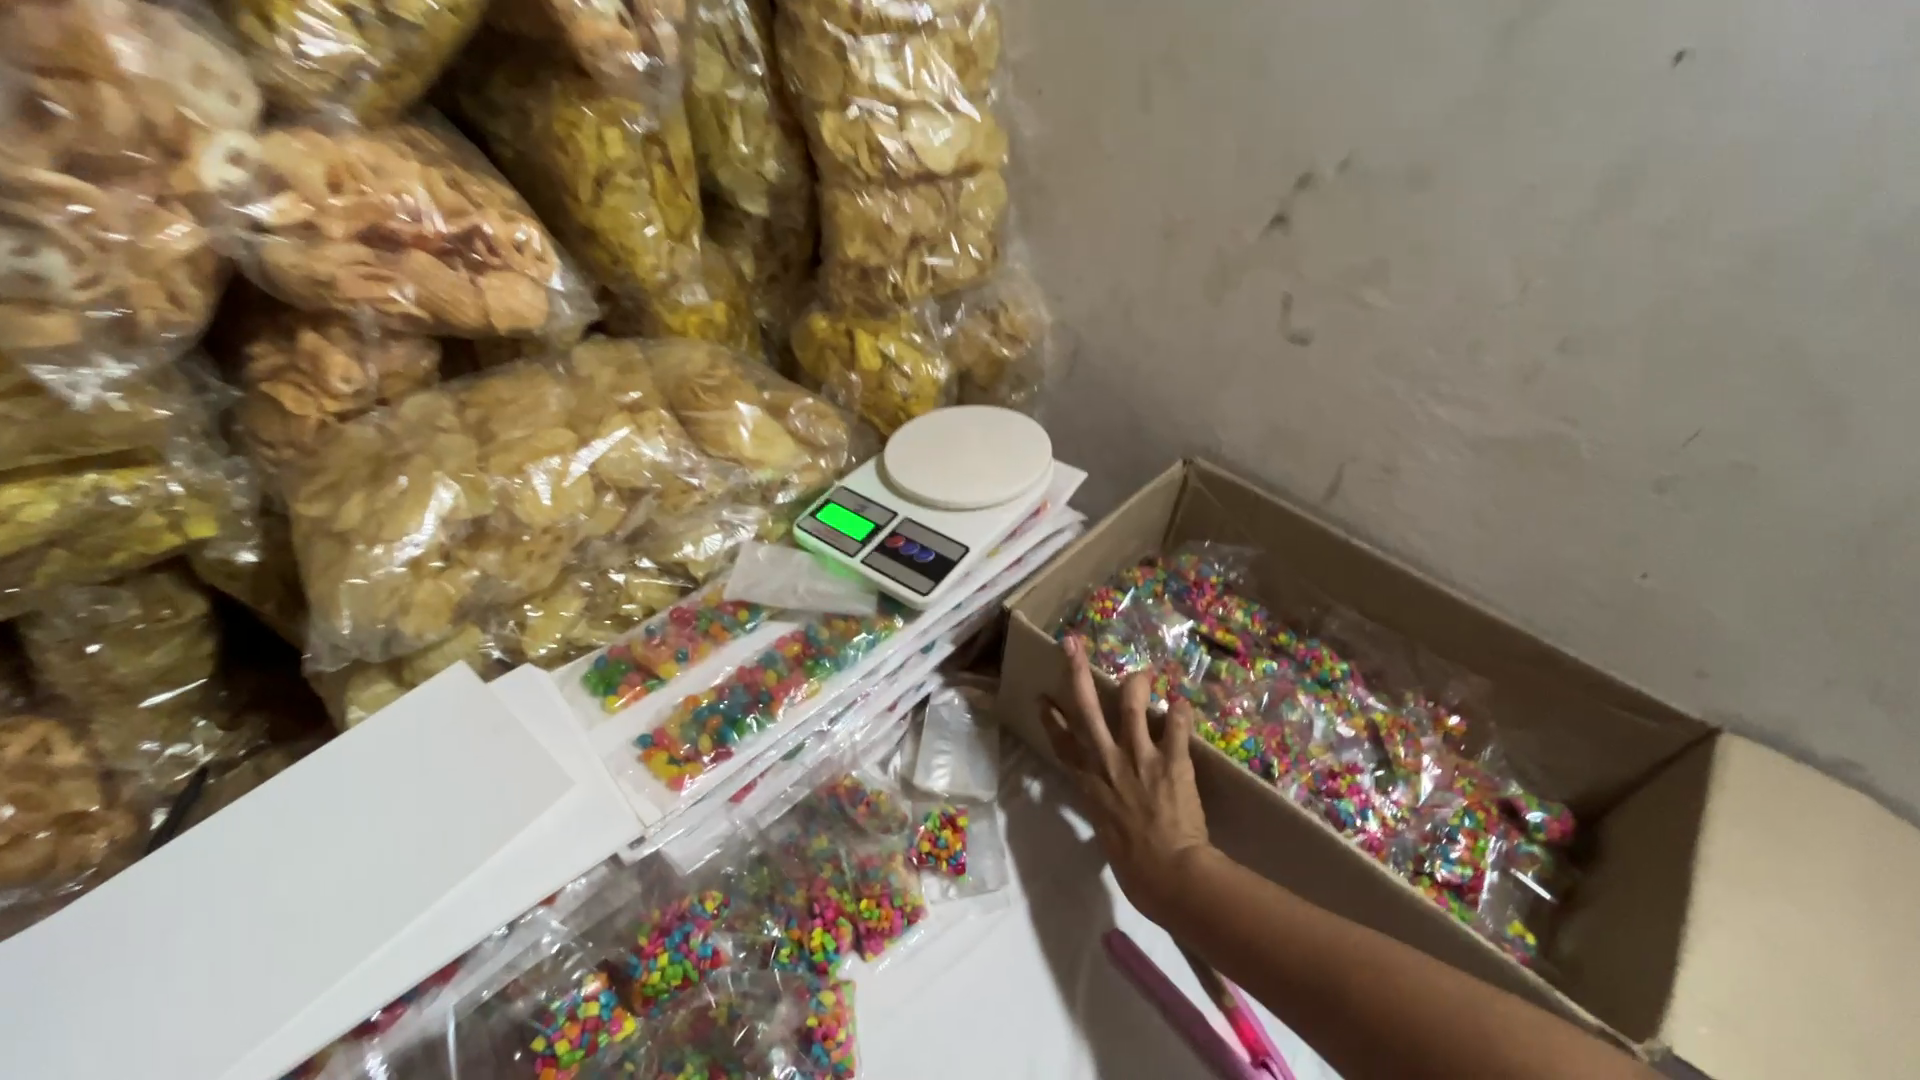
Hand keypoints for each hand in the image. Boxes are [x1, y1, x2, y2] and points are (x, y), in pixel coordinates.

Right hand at [1043, 635, 1212, 923]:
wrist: (1169, 874)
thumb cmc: (1135, 869)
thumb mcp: (1108, 836)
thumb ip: (1107, 811)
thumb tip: (1111, 808)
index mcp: (1089, 784)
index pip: (1064, 743)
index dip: (1052, 718)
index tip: (1043, 696)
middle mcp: (1108, 763)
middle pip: (1086, 710)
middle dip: (1077, 674)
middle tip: (1071, 644)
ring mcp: (1139, 759)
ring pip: (1130, 707)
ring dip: (1135, 684)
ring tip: (1142, 670)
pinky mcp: (1171, 762)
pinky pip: (1176, 728)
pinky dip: (1181, 713)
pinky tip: (1183, 700)